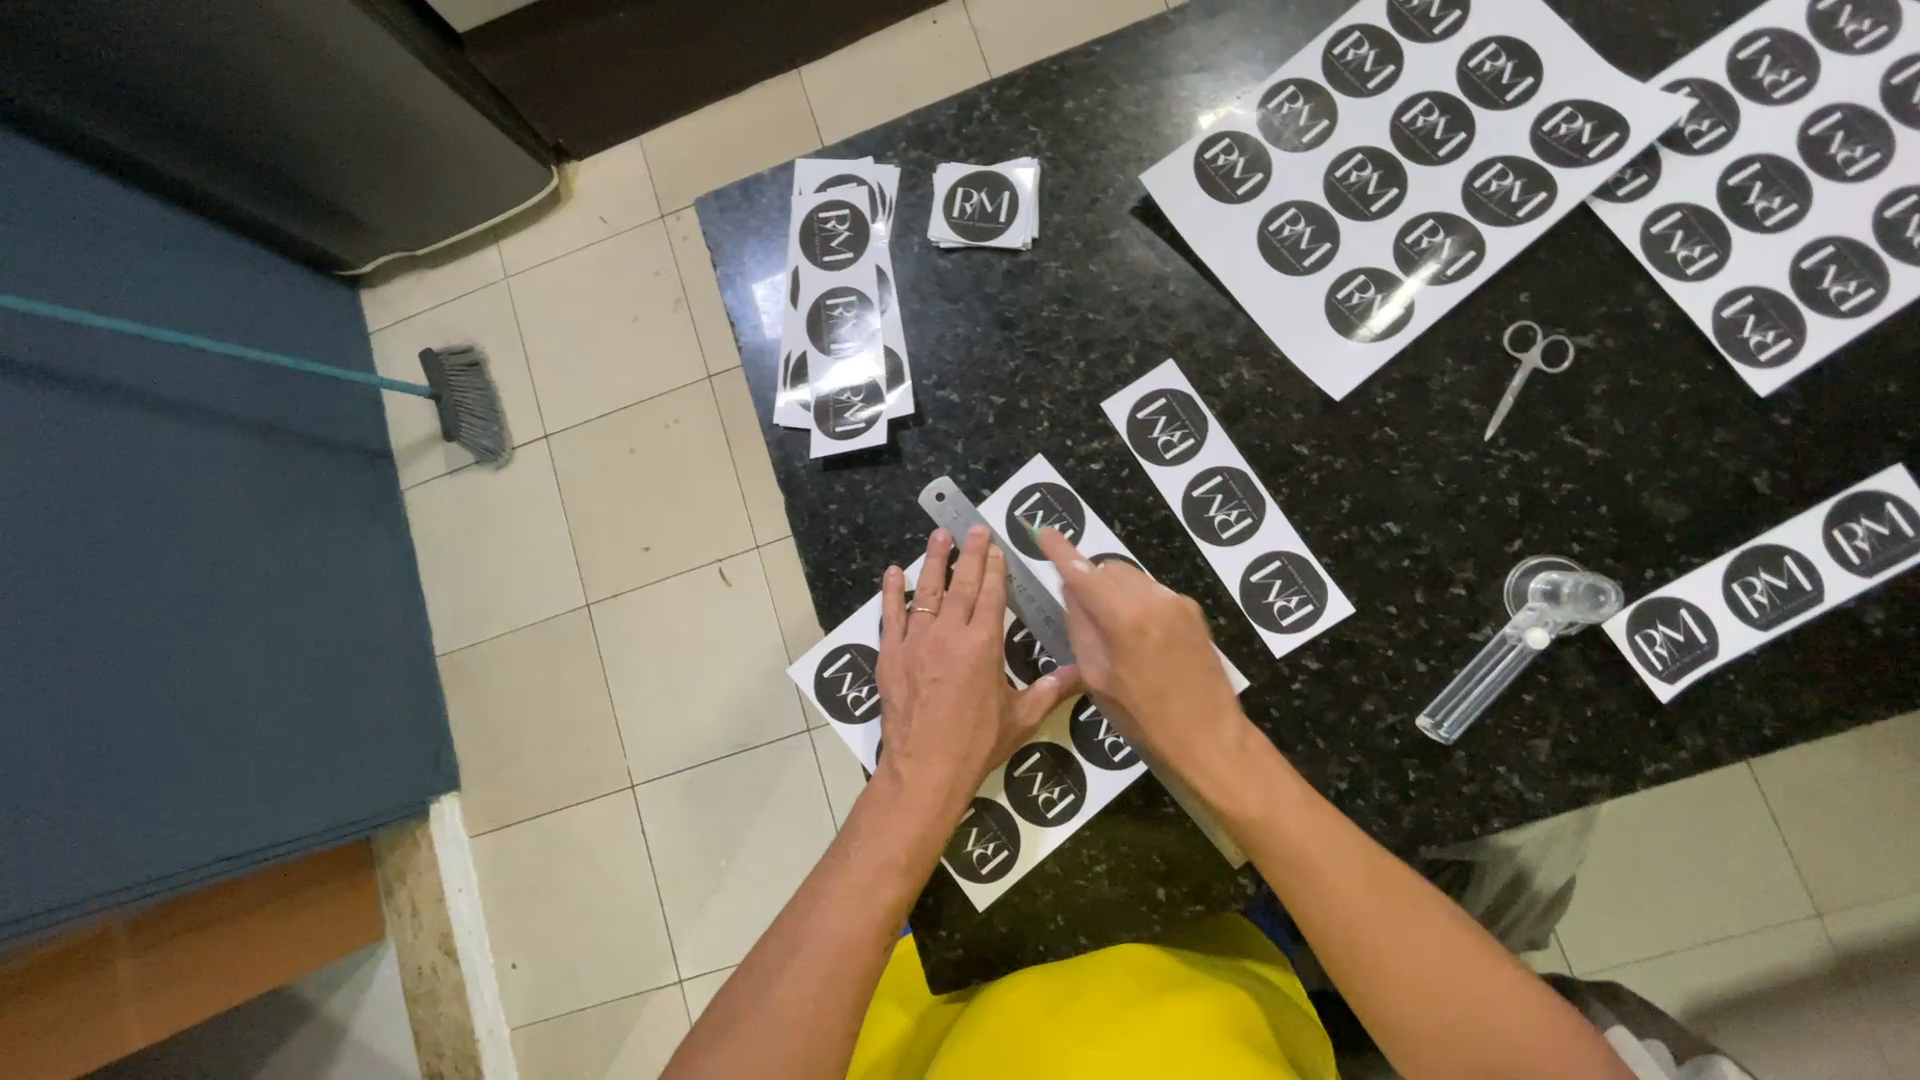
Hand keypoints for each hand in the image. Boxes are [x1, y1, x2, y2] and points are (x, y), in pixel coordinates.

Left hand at [875, 526, 1081, 819]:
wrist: (925, 769)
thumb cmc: (977, 744)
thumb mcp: (1021, 718)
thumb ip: (1051, 689)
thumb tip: (1082, 673)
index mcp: (983, 644)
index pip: (991, 595)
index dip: (994, 568)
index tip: (994, 546)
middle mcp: (949, 634)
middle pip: (961, 584)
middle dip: (969, 554)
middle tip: (972, 528)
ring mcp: (916, 642)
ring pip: (926, 592)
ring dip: (933, 561)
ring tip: (938, 535)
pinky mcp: (890, 655)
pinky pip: (890, 615)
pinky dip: (892, 592)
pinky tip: (894, 572)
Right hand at [1034, 527, 1252, 786]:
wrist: (1208, 737)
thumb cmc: (1142, 717)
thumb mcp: (1096, 677)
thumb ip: (1080, 627)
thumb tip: (1072, 591)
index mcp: (1124, 617)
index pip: (1082, 571)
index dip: (1059, 550)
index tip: (1042, 531)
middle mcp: (1153, 598)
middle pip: (1108, 568)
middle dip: (1090, 579)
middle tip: (1081, 614)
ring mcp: (1177, 602)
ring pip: (1132, 579)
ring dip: (1114, 591)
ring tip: (1114, 634)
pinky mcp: (1194, 612)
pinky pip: (1153, 593)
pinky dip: (1137, 603)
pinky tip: (1141, 640)